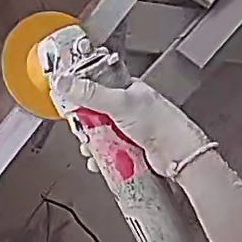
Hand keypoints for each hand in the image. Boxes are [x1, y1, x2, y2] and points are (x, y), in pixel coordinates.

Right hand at [50, 75, 214, 179]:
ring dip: (92, 144)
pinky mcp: (130, 148)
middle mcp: (128, 108)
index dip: (80, 96)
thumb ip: (88, 93)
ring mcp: (129, 129)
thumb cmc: (160, 122)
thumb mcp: (118, 103)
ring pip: (100, 135)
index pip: (96, 87)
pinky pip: (109, 151)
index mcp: (127, 89)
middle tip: (81, 131)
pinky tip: (100, 160)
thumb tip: (63, 81)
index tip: (67, 104)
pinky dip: (101, 157)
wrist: (178, 153)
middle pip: (95, 115)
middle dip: (84, 126)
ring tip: (91, 149)